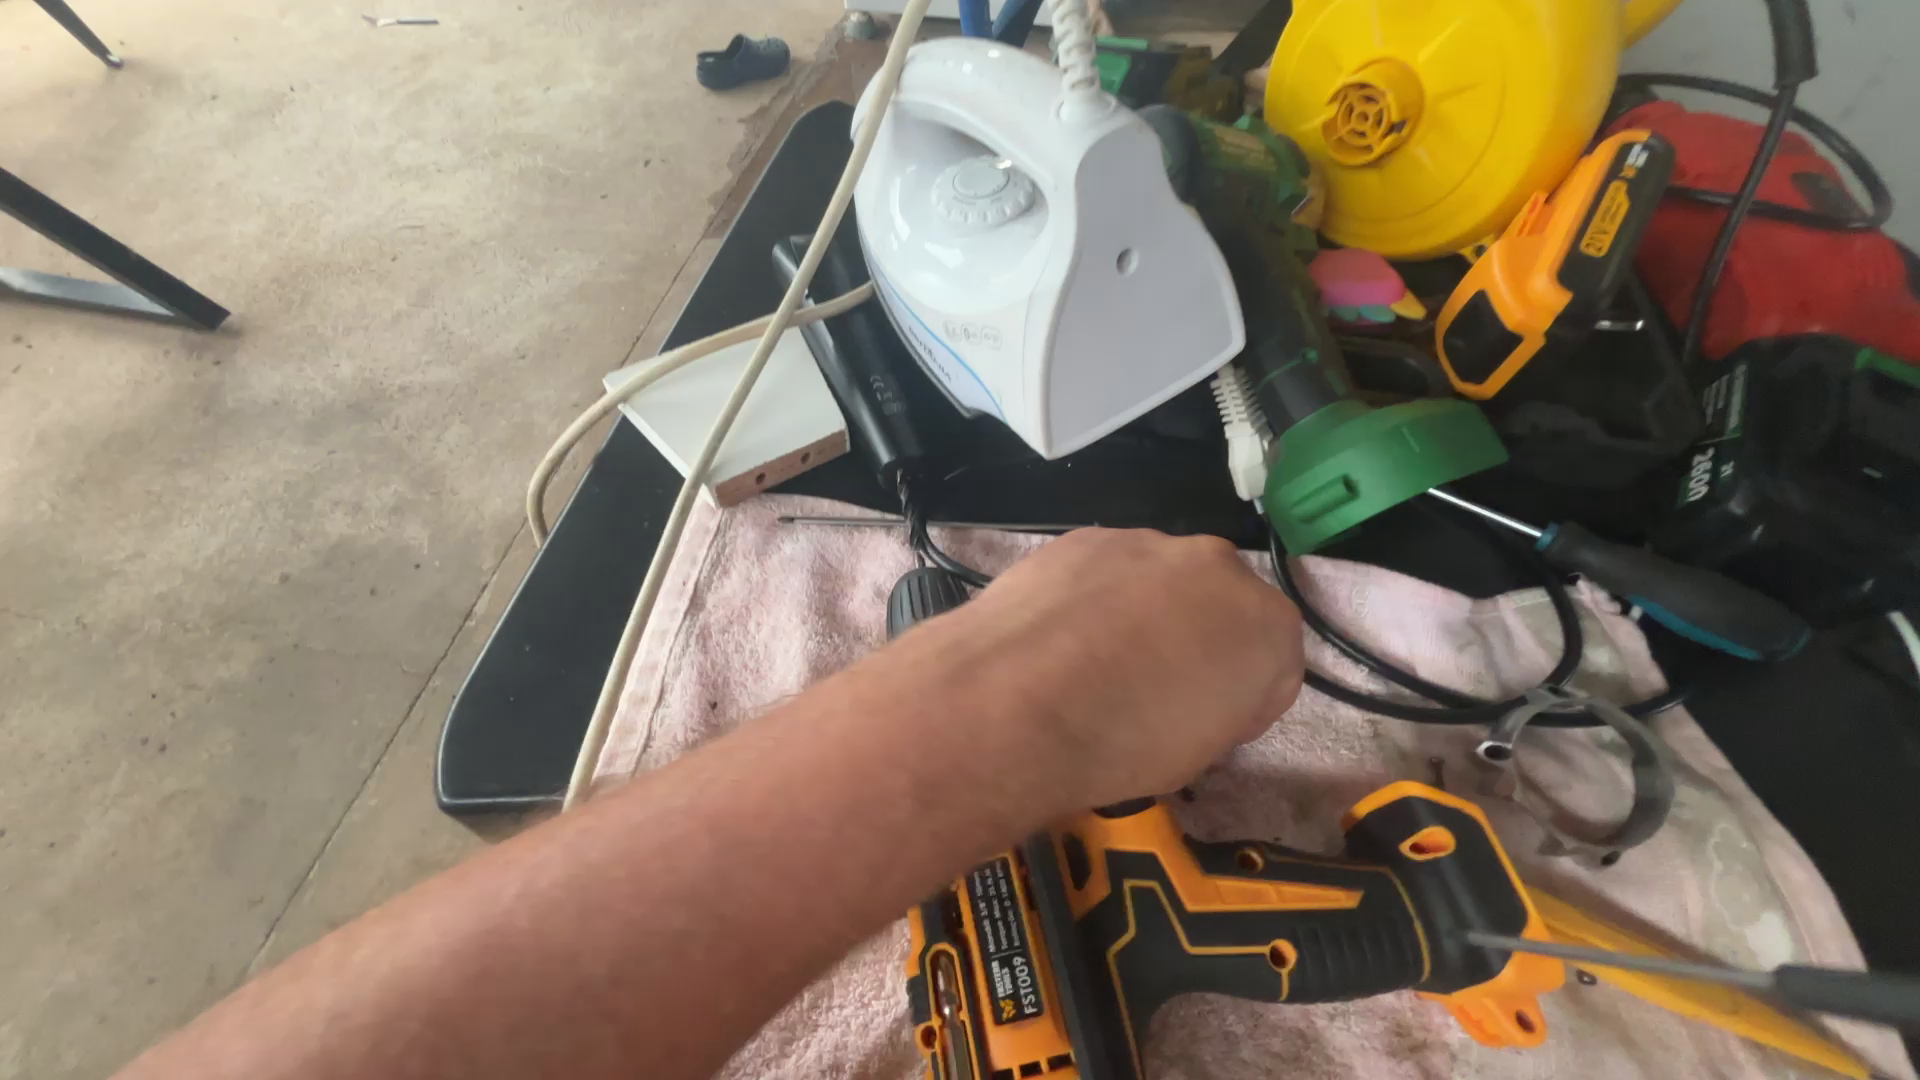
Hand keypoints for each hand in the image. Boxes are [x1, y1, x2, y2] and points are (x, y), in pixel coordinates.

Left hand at [907, 528, 1303, 814]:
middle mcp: (1215, 566)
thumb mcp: (1199, 751)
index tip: (1208, 721)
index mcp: (1266, 623)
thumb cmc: (1123, 742)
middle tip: (1153, 684)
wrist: (1018, 701)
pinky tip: (1059, 632)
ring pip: (1158, 580)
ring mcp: (1144, 542)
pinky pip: (1102, 569)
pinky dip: (1091, 595)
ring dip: (1141, 611)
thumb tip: (1193, 691)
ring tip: (1093, 658)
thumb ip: (1218, 704)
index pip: (1275, 663)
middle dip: (1197, 639)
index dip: (1244, 700)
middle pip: (1218, 605)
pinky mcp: (1083, 537)